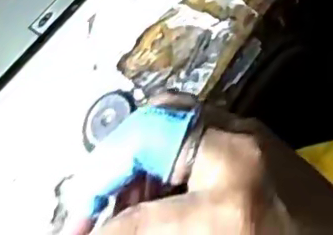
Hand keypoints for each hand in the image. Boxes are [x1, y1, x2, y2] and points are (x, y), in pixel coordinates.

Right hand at [79, 114, 332, 234]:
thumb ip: (162, 232)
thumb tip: (115, 226)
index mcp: (226, 211)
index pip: (140, 216)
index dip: (100, 227)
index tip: (80, 233)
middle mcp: (235, 154)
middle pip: (154, 125)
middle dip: (111, 161)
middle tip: (91, 203)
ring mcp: (246, 131)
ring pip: (172, 109)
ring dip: (134, 147)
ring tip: (120, 194)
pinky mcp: (251, 126)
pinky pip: (194, 116)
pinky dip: (163, 140)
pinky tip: (154, 178)